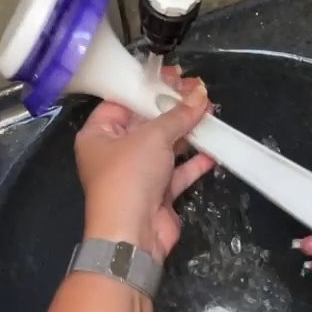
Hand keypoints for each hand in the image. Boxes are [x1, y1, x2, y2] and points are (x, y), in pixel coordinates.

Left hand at [74, 72, 215, 261]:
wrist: (132, 235)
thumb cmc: (129, 176)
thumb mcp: (152, 136)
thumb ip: (178, 115)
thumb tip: (201, 96)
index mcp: (98, 135)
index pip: (121, 102)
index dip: (147, 87)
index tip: (174, 76)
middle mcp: (114, 154)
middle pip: (145, 123)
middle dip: (173, 108)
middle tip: (198, 90)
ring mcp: (136, 176)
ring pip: (164, 147)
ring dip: (187, 132)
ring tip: (210, 112)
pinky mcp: (156, 195)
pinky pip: (177, 173)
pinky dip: (194, 162)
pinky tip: (213, 149)